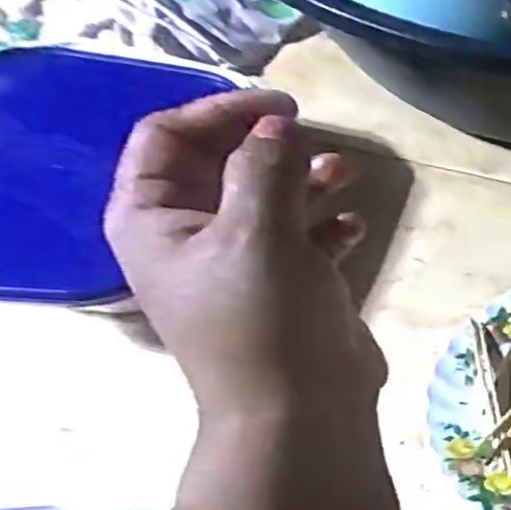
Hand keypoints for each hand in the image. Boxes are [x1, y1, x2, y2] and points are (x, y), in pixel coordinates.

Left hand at [105, 89, 382, 422]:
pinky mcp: (290, 287)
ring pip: (271, 203)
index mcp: (155, 219)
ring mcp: (245, 264)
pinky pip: (306, 240)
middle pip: (225, 167)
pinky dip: (329, 227)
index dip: (222, 112)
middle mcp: (193, 236)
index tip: (284, 105)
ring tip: (346, 174)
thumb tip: (276, 122)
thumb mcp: (260, 235)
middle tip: (317, 137)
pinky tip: (355, 227)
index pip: (170, 138)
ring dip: (306, 183)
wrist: (300, 405)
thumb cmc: (266, 318)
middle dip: (270, 147)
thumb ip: (266, 170)